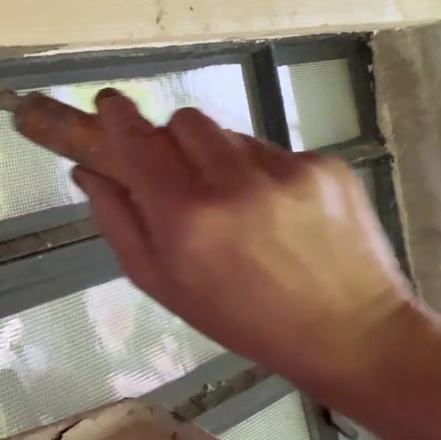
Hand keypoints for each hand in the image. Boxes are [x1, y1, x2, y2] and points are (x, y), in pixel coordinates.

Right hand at [21, 90, 417, 397]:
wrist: (353, 336)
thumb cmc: (239, 317)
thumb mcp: (158, 280)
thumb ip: (115, 220)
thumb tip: (87, 171)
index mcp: (184, 215)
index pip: (137, 139)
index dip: (118, 115)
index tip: (108, 103)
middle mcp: (232, 183)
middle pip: (183, 120)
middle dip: (171, 138)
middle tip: (178, 172)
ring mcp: (286, 170)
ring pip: (228, 133)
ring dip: (217, 156)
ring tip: (235, 202)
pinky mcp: (326, 167)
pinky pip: (272, 149)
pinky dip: (262, 171)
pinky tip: (276, 211)